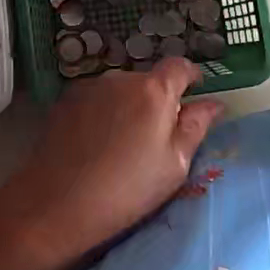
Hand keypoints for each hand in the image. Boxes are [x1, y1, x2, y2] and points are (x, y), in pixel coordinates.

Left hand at [0, 58, 223, 269]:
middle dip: (156, 100)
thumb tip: (213, 103)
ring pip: (119, 91)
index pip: (180, 66)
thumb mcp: (175, 165)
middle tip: (155, 138)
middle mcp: (120, 78)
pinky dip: (102, 113)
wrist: (56, 203)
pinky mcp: (64, 101)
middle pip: (148, 80)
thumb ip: (196, 126)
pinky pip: (95, 100)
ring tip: (122, 146)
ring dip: (127, 107)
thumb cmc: (127, 190)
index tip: (195, 93)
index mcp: (154, 91)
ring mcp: (88, 87)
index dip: (191, 77)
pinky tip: (96, 144)